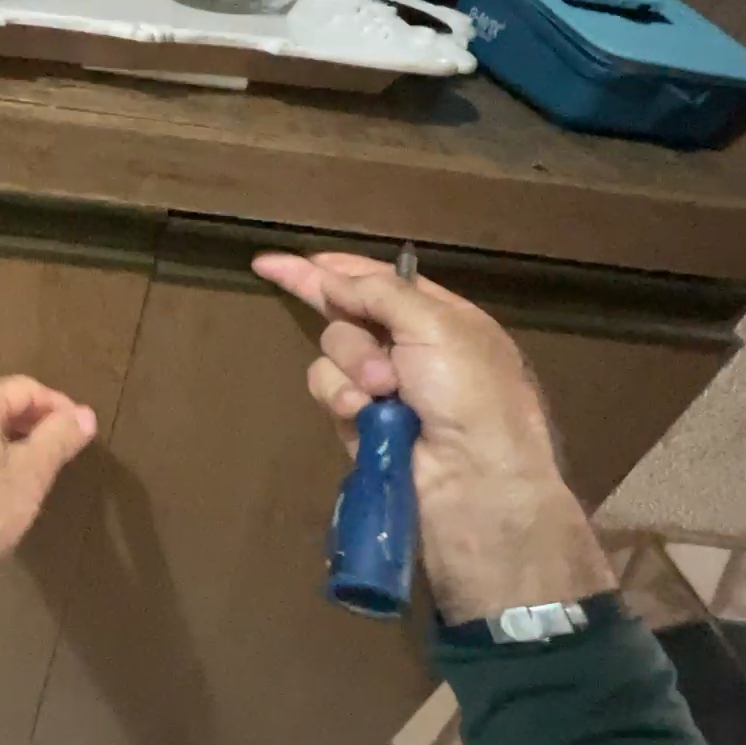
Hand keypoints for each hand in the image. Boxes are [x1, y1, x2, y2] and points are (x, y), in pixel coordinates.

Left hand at [0, 376, 97, 644]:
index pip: (25, 387)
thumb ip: (60, 436)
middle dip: (40, 421)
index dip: (59, 405)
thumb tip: (86, 413)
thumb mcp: (32, 472)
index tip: (84, 430)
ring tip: (49, 463)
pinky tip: (16, 479)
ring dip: (22, 438)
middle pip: (4, 402)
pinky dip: (0, 452)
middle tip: (69, 447)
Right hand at [253, 251, 616, 622]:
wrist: (471, 481)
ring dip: (352, 368)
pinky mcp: (355, 416)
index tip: (274, 263)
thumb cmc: (470, 394)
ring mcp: (378, 383)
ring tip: (384, 393)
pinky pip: (326, 388)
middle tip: (373, 359)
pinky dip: (341, 398)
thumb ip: (379, 293)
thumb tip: (330, 277)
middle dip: (352, 334)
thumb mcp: (437, 326)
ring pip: (329, 353)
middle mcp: (405, 345)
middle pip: (342, 315)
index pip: (371, 280)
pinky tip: (363, 415)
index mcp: (436, 316)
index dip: (326, 269)